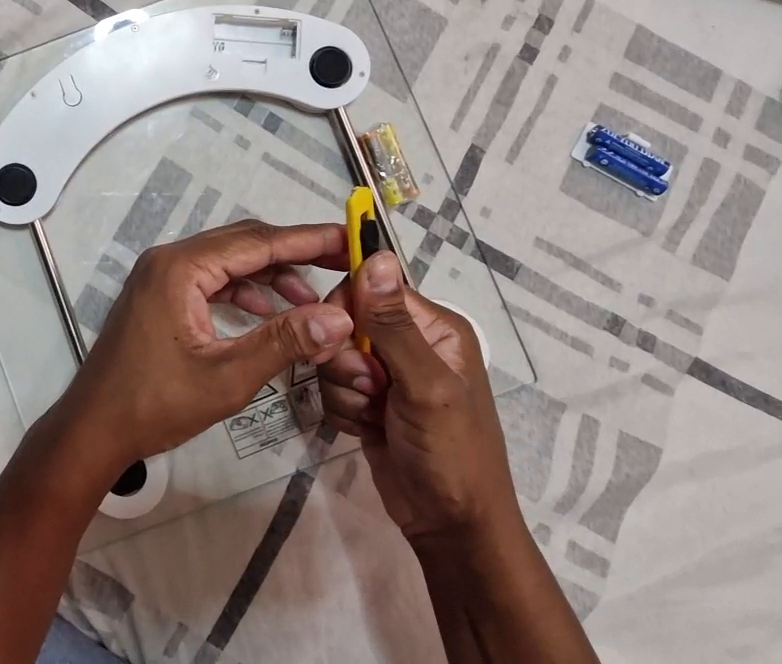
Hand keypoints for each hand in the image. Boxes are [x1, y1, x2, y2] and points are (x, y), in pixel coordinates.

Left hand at [52, 220, 355, 471]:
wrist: (93, 429)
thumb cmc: (155, 404)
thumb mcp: (227, 377)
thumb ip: (284, 342)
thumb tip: (341, 317)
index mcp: (180, 268)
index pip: (256, 242)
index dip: (308, 240)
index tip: (351, 240)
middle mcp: (169, 260)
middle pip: (242, 244)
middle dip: (294, 255)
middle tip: (342, 266)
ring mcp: (161, 277)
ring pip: (227, 262)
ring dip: (270, 277)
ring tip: (314, 303)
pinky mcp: (160, 297)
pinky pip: (211, 281)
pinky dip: (244, 292)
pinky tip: (270, 313)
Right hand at [320, 252, 521, 542]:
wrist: (451, 526)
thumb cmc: (451, 451)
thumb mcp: (425, 385)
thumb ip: (393, 323)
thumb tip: (375, 254)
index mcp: (433, 327)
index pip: (371, 287)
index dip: (348, 309)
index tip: (344, 340)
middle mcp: (408, 343)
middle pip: (343, 322)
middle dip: (345, 359)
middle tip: (371, 389)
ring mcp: (385, 374)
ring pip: (331, 358)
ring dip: (344, 390)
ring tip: (374, 416)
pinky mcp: (366, 401)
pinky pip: (330, 387)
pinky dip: (342, 410)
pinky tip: (366, 430)